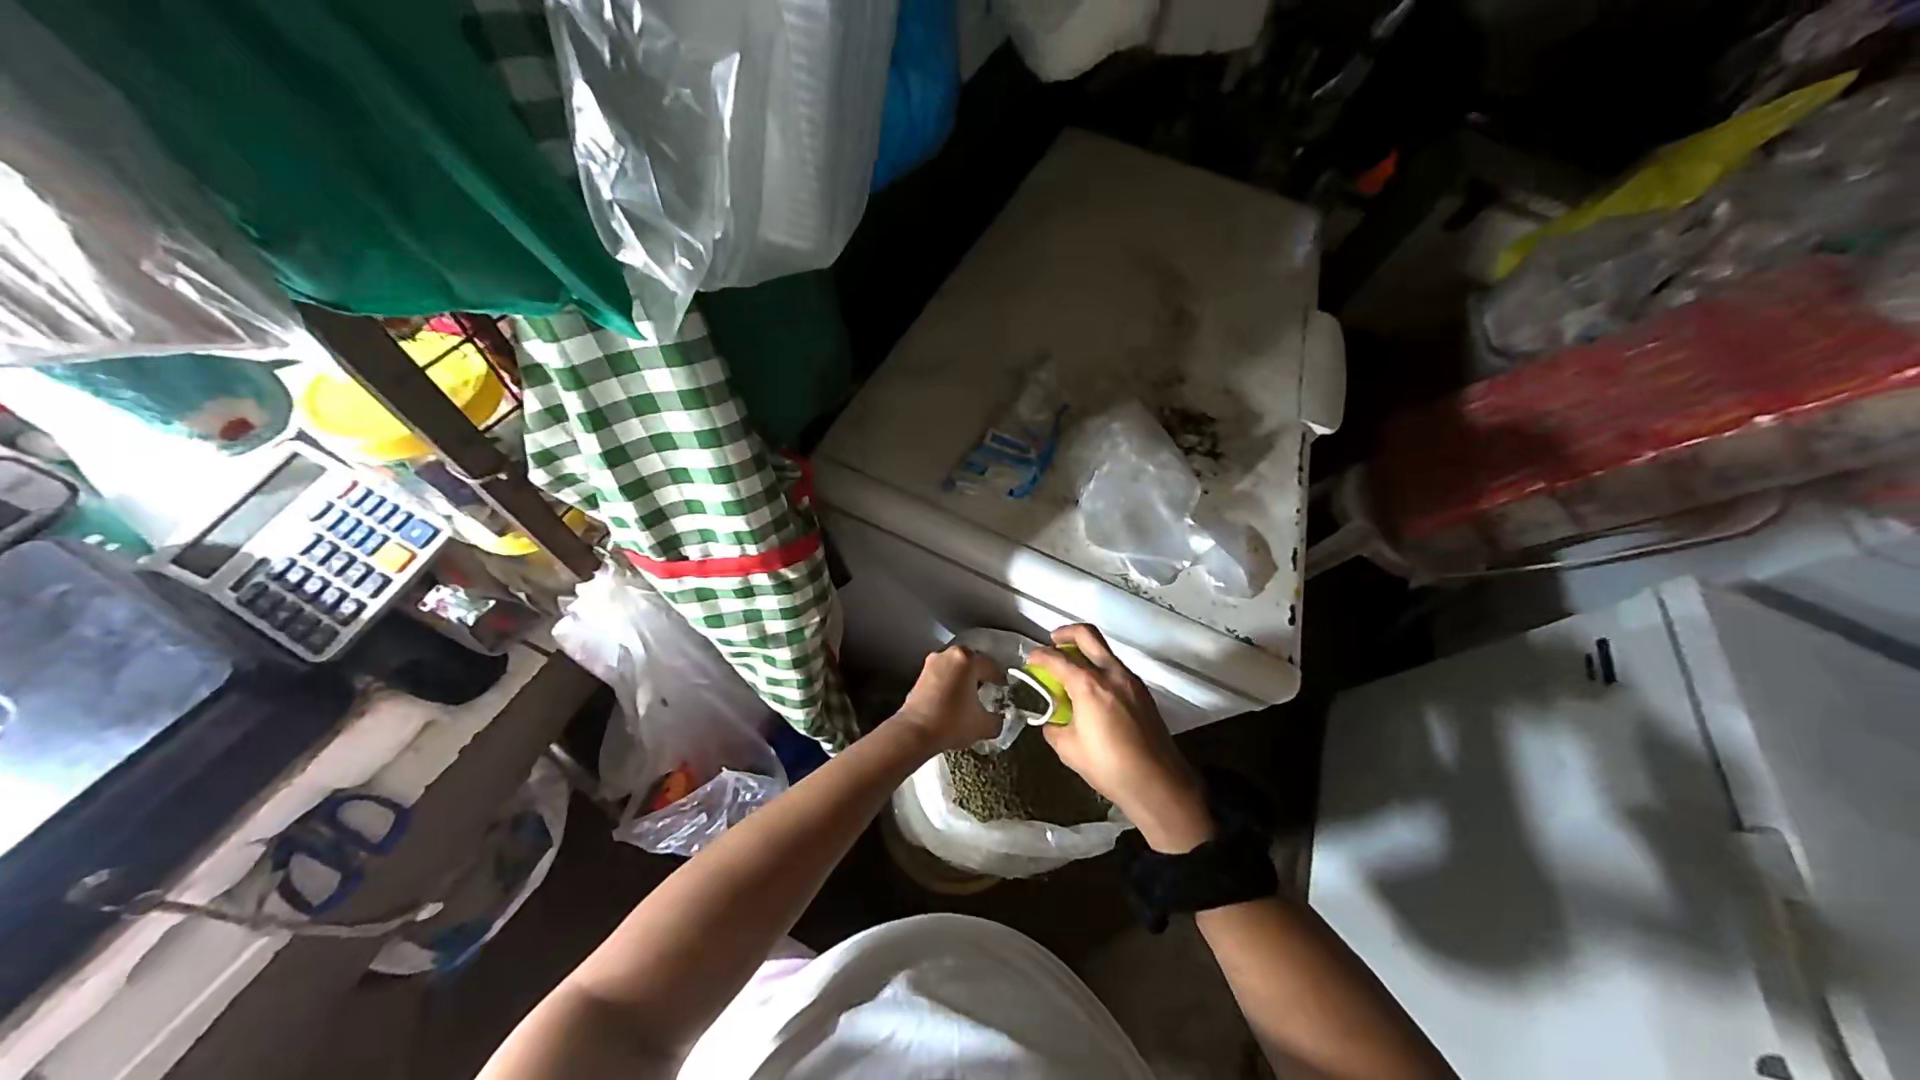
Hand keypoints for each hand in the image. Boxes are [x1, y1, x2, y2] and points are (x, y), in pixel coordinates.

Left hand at [892, 645, 1002, 753]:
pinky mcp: (920, 676)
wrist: (914, 733)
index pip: (991, 666)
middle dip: (981, 675)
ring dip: (963, 679)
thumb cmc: (952, 722)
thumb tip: (998, 719)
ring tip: (971, 696)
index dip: (1000, 678)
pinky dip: (950, 684)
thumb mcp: (983, 725)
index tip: (1004, 687)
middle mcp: (949, 655)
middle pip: (971, 662)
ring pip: (955, 668)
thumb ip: (997, 720)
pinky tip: (954, 700)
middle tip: (990, 689)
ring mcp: (932, 663)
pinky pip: (942, 675)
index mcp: (967, 660)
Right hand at [1028, 625, 1214, 852]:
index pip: (1056, 658)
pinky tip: (1091, 691)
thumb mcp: (1068, 748)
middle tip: (1052, 642)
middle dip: (1065, 633)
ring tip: (1070, 670)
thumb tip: (1052, 719)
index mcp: (1089, 685)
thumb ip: (1054, 726)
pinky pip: (1116, 668)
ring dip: (1085, 652)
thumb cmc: (1109, 767)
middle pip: (1086, 635)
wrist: (1157, 783)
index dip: (1039, 656)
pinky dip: (1100, 668)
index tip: (1030, 660)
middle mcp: (1111, 674)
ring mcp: (1130, 681)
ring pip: (1104, 651)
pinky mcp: (1142, 693)